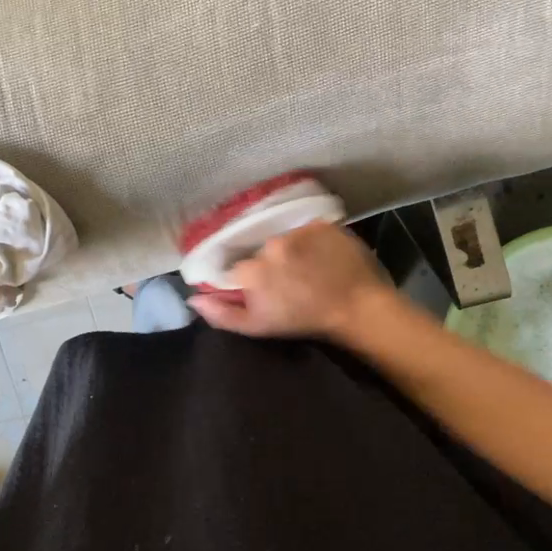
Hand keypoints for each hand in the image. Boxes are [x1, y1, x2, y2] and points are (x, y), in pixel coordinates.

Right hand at [187, 222, 392, 339]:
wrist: (358, 309)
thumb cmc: (304, 321)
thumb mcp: (258, 326)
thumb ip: (222, 313)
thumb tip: (193, 298)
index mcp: (252, 270)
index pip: (239, 269)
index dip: (252, 281)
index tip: (268, 291)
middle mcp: (270, 244)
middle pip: (262, 252)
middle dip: (273, 266)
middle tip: (292, 283)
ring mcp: (298, 231)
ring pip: (285, 239)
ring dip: (293, 253)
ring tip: (311, 270)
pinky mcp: (321, 223)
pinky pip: (308, 230)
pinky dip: (313, 242)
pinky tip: (323, 257)